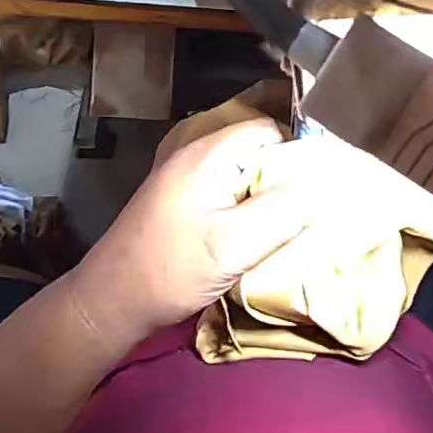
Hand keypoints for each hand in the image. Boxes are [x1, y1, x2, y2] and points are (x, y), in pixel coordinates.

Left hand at [65, 119, 315, 345]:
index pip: (269, 130)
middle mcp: (196, 155)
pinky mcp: (184, 199)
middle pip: (258, 149)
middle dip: (285, 175)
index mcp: (208, 155)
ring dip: (267, 193)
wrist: (110, 302)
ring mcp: (187, 176)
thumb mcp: (233, 246)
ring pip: (245, 172)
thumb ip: (282, 212)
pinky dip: (248, 204)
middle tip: (306, 208)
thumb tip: (322, 187)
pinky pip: (229, 189)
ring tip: (286, 222)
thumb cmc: (170, 271)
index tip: (316, 187)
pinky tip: (256, 231)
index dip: (297, 154)